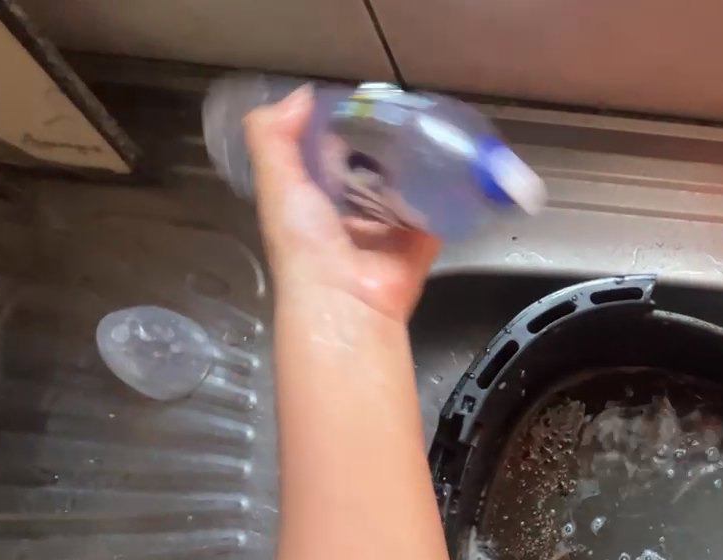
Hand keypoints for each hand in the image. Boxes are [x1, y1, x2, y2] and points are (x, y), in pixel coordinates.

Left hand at [244, 87, 440, 326]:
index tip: (355, 104)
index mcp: (312, 204)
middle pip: (367, 177)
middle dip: (380, 151)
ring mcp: (386, 238)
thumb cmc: (305, 242)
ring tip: (426, 138)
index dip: (335, 130)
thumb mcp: (275, 180)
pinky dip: (441, 204)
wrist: (346, 300)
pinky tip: (449, 175)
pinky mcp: (418, 251)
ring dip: (413, 174)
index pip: (324, 159)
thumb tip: (304, 96)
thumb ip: (274, 135)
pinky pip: (432, 222)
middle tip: (398, 119)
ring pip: (401, 198)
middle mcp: (349, 221)